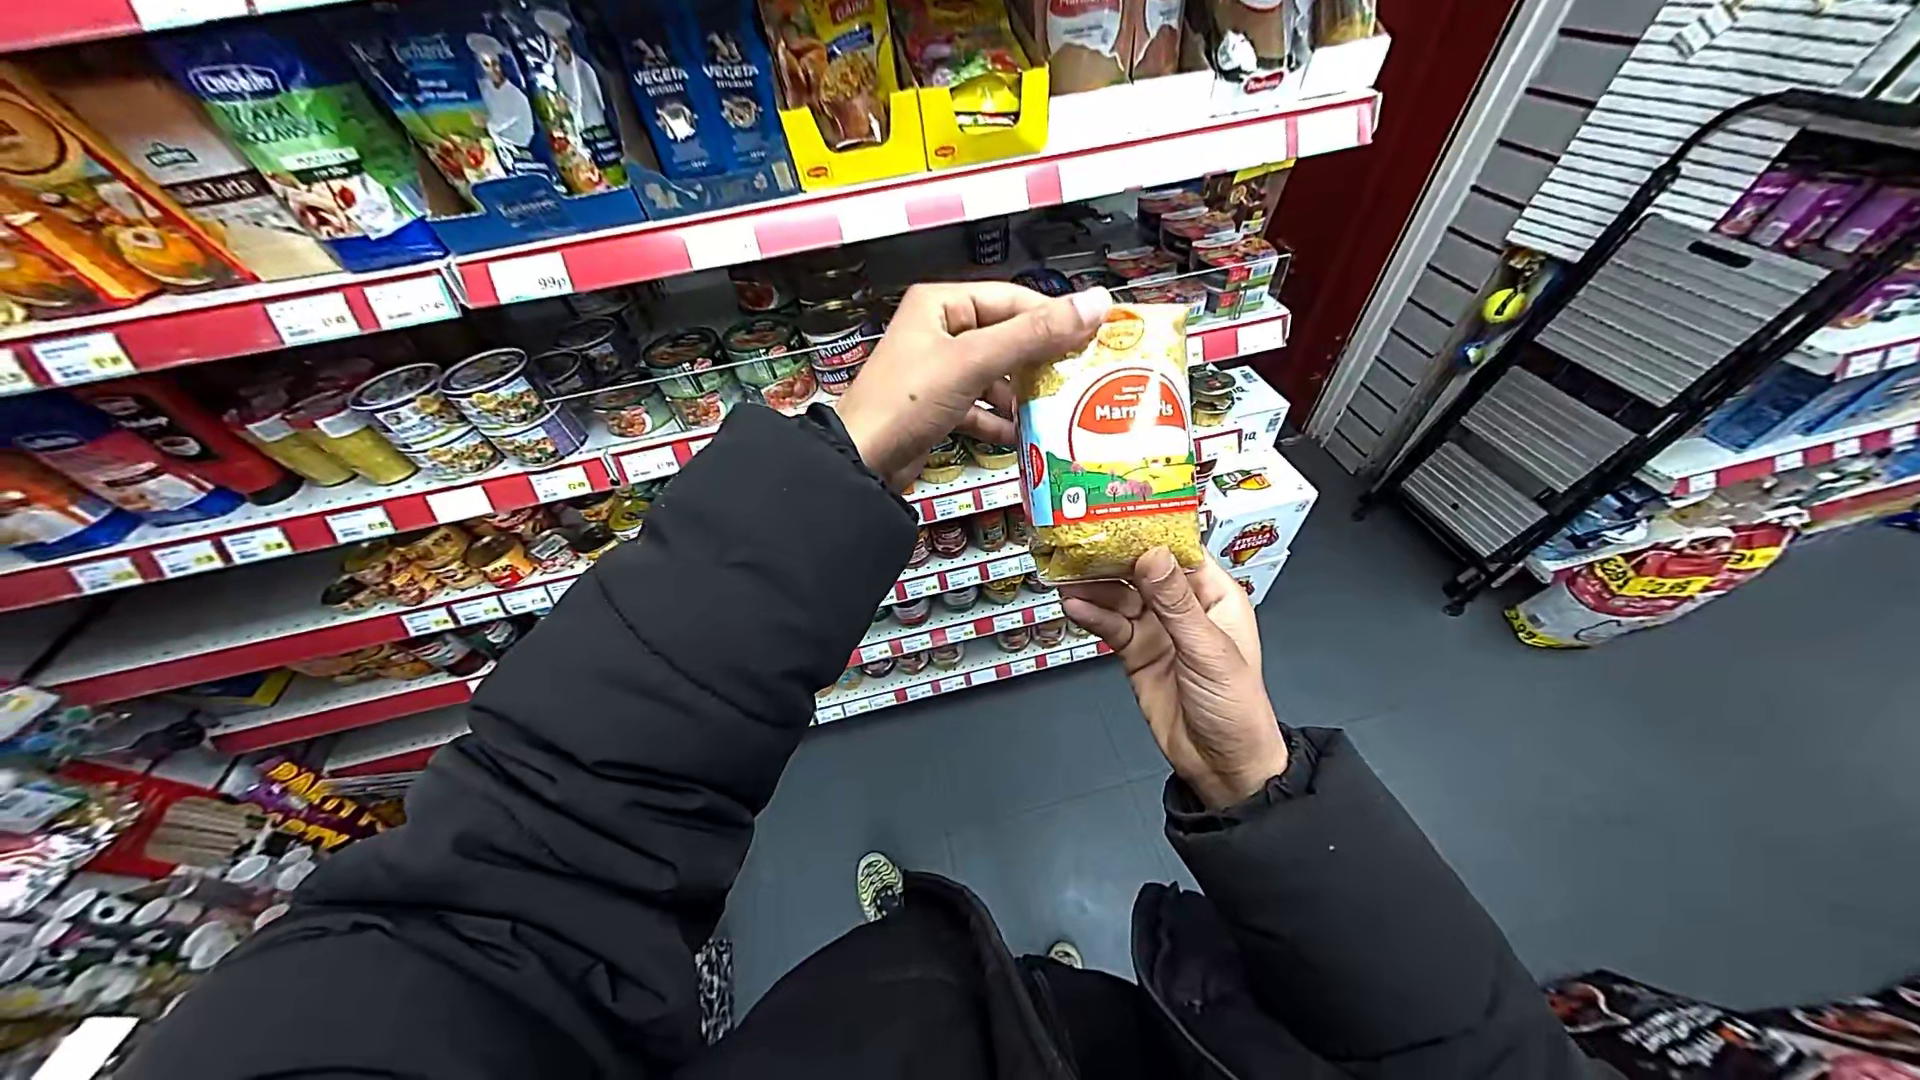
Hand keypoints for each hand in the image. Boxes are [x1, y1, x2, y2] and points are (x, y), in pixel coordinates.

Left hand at [837, 282, 1111, 488]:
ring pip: (994, 376)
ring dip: (1021, 395)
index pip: (1012, 300)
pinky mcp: (937, 408)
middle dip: (1039, 361)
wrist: (863, 462)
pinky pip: (979, 407)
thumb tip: (1095, 303)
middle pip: (1005, 339)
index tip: (1092, 338)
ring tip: (1055, 410)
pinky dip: (999, 421)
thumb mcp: (974, 361)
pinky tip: (1022, 437)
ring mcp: (938, 372)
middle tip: (1078, 378)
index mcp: (941, 305)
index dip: (1052, 318)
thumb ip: (1034, 334)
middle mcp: (939, 333)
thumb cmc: (907, 401)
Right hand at [1059, 548, 1287, 809]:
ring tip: (1069, 579)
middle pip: (1142, 571)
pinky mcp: (1136, 650)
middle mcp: (1183, 607)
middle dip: (1113, 559)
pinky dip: (1093, 616)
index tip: (1119, 517)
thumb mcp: (1208, 650)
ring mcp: (1157, 629)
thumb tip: (1153, 556)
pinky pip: (1110, 626)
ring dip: (1095, 588)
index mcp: (1214, 596)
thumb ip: (1175, 603)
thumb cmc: (1237, 708)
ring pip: (1120, 597)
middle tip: (1082, 546)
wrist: (1220, 766)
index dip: (1150, 533)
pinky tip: (1076, 607)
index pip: (1179, 552)